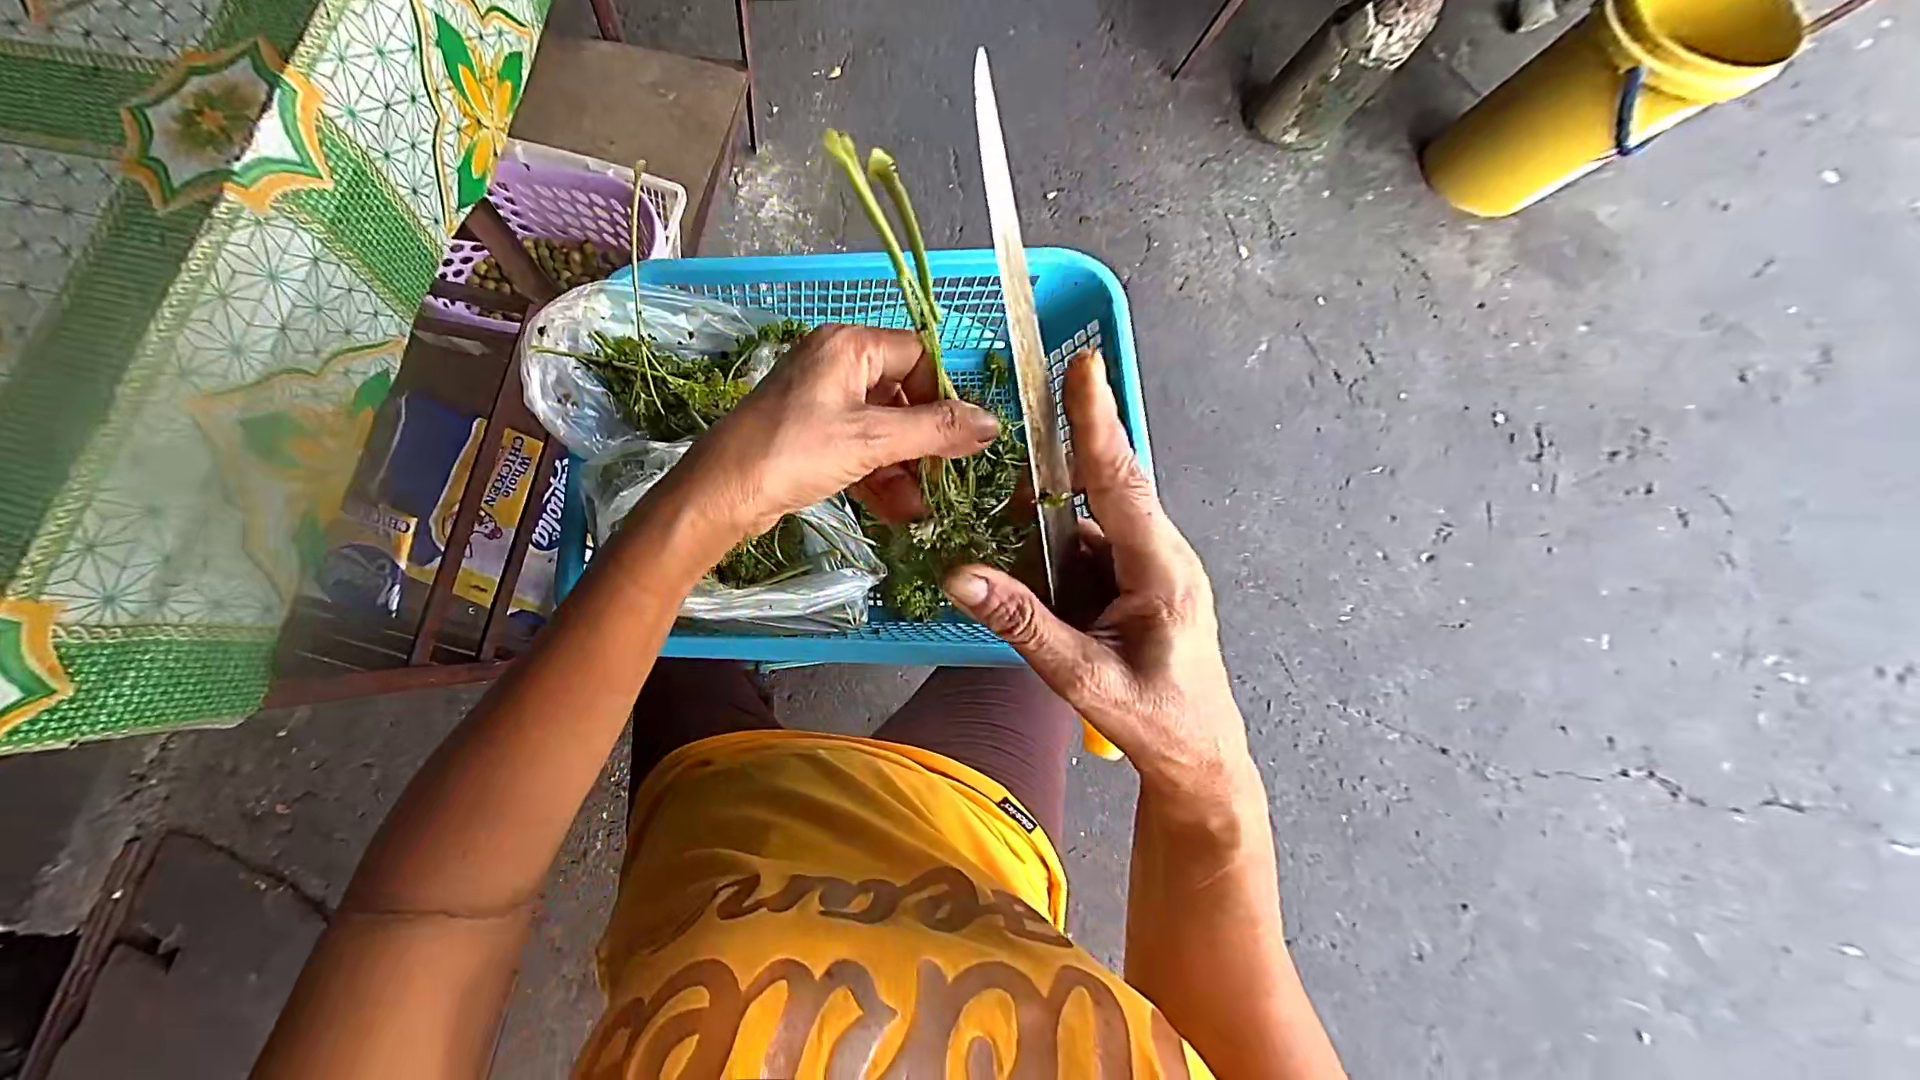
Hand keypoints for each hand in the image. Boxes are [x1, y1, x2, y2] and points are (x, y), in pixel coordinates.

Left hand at [672, 325, 999, 541]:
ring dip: (905, 468)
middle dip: (925, 443)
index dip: (945, 396)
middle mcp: (837, 365)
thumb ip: (935, 430)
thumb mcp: (872, 440)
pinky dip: (879, 477)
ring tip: (921, 508)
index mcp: (850, 346)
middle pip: (903, 396)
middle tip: (945, 478)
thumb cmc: (795, 452)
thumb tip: (991, 423)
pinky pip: (860, 448)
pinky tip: (897, 511)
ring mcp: (822, 401)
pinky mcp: (812, 435)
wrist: (720, 495)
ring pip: (883, 429)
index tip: (963, 439)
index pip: (920, 357)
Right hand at [941, 349, 1251, 795]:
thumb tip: (960, 577)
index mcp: (1162, 570)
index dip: (1097, 422)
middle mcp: (1158, 554)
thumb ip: (1024, 624)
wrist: (1200, 758)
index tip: (1083, 365)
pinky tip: (1018, 557)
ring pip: (1088, 519)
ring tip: (998, 505)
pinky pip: (1084, 548)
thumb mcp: (1085, 679)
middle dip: (1066, 445)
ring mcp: (1145, 567)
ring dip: (1045, 512)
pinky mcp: (1130, 581)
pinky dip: (1050, 546)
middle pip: (1106, 485)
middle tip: (1023, 407)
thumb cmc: (1159, 723)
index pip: (1123, 481)